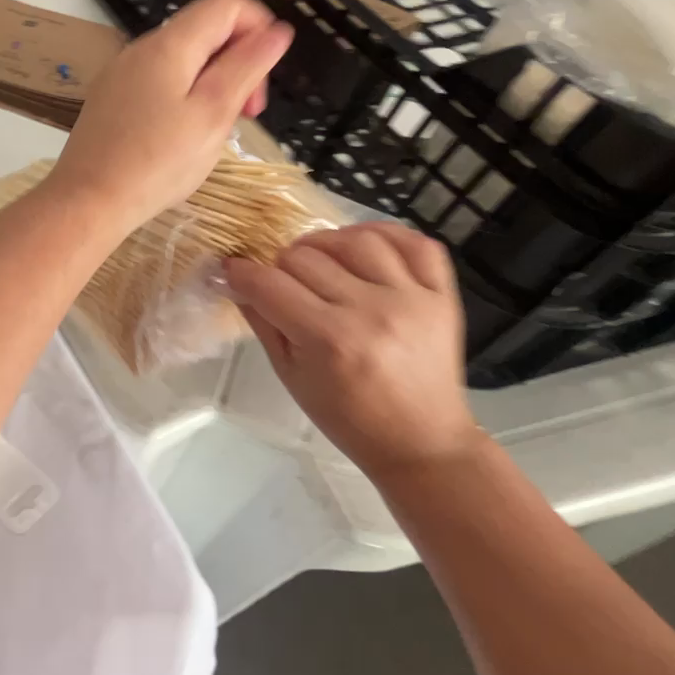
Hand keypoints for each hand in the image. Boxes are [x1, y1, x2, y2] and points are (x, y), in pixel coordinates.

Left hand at [46, 0, 290, 227]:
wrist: (88, 200)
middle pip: (204, 32)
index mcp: (167, 45)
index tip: (264, 74)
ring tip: (212, 131)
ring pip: (182, 61)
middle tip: (245, 114)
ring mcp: (118, 75)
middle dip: (237, 62)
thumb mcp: (214, 113)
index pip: (226, 3)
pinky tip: (180, 137)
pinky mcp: (109, 100)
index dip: (259, 27)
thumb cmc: (156, 162)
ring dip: (211, 85)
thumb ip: (247, 66)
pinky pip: (157, 84)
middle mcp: (138, 50)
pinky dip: (181, 99)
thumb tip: (276, 30)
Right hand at [223, 222, 483, 477]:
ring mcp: (412, 300)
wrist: (420, 440)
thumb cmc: (345, 415)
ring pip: (353, 240)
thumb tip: (234, 279)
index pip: (267, 284)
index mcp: (329, 339)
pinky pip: (414, 243)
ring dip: (323, 244)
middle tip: (279, 283)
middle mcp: (372, 312)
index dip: (240, 273)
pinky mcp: (442, 296)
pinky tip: (359, 247)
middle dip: (279, 265)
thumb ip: (261, 320)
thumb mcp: (288, 373)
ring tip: (316, 261)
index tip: (232, 272)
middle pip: (304, 257)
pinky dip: (382, 234)